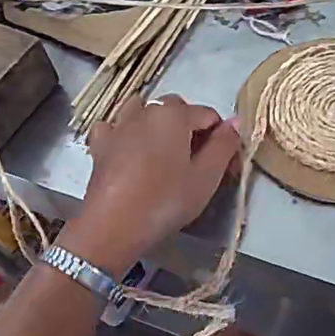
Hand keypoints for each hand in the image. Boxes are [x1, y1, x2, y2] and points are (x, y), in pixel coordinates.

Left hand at [60, 95, 241, 274]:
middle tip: (197, 165)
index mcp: (175, 114)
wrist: (113, 225)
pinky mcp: (100, 145)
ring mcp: (118, 126)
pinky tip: (129, 153)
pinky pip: (115, 128)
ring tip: (164, 155)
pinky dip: (124, 134)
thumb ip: (224, 146)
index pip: (209, 115)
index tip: (225, 167)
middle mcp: (145, 111)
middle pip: (176, 109)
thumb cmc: (165, 201)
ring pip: (142, 111)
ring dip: (157, 125)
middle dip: (191, 130)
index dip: (222, 139)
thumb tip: (234, 123)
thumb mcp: (206, 177)